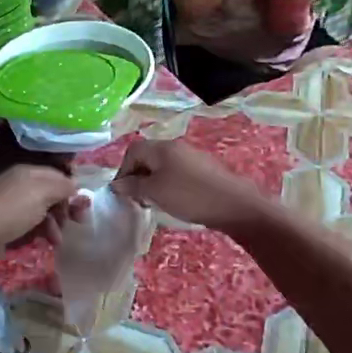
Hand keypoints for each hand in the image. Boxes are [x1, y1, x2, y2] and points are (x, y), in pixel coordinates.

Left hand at [0, 165, 79, 262]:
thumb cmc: (12, 209)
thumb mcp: (42, 192)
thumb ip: (62, 186)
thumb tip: (74, 185)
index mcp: (27, 173)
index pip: (56, 175)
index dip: (71, 189)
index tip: (83, 206)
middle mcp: (18, 185)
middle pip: (49, 194)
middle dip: (64, 209)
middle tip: (76, 223)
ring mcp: (10, 205)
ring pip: (40, 212)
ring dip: (53, 225)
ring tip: (57, 240)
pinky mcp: (4, 224)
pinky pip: (28, 225)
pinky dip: (39, 232)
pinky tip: (43, 242)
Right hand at [112, 140, 272, 231]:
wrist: (234, 205)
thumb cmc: (189, 196)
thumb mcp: (155, 192)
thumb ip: (132, 186)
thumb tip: (117, 185)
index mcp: (161, 147)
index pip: (132, 151)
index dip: (123, 170)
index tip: (123, 192)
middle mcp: (175, 147)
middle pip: (147, 157)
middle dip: (137, 177)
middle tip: (136, 199)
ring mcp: (191, 157)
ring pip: (161, 166)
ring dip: (152, 182)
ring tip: (153, 202)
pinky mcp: (203, 170)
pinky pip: (176, 173)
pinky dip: (168, 185)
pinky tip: (173, 201)